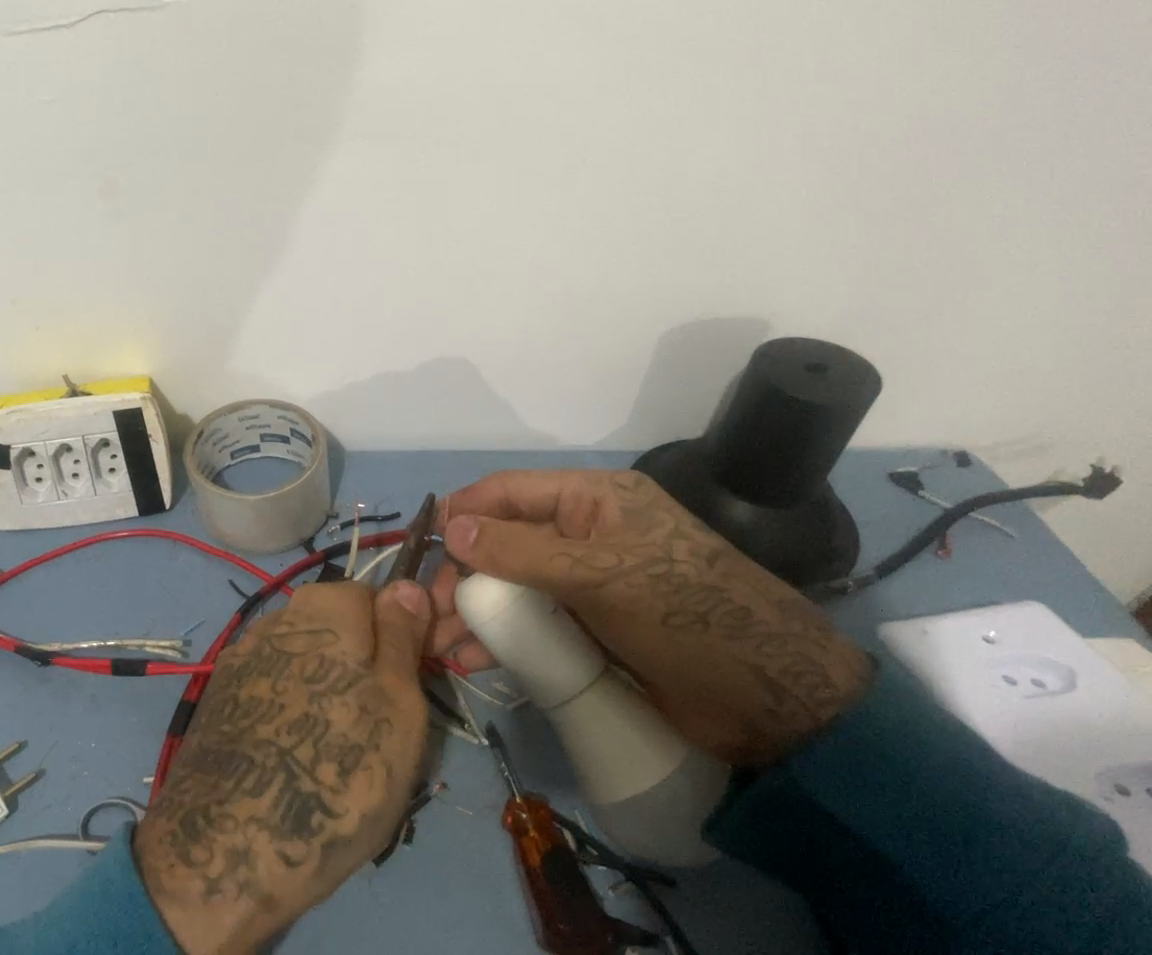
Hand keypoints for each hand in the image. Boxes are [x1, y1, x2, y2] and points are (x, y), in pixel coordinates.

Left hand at [135, 581, 432, 953]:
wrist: (232, 842)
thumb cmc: (339, 769)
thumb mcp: (397, 702)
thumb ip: (400, 635)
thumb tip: (405, 584)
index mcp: (323, 608)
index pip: (374, 598)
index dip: (399, 637)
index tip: (410, 687)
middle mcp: (274, 619)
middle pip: (334, 629)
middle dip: (360, 666)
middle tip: (380, 728)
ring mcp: (240, 659)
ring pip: (303, 661)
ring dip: (324, 688)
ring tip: (337, 751)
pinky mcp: (219, 699)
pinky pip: (272, 690)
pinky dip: (290, 711)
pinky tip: (294, 756)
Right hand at [431, 470, 872, 766]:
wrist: (771, 702)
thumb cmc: (685, 615)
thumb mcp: (599, 574)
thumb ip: (520, 550)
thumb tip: (448, 526)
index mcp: (595, 501)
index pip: (510, 491)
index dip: (464, 512)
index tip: (422, 544)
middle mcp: (585, 536)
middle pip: (503, 542)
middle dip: (464, 574)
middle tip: (430, 611)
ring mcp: (586, 587)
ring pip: (512, 587)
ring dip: (475, 612)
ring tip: (440, 644)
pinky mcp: (589, 631)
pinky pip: (531, 625)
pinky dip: (500, 639)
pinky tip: (472, 660)